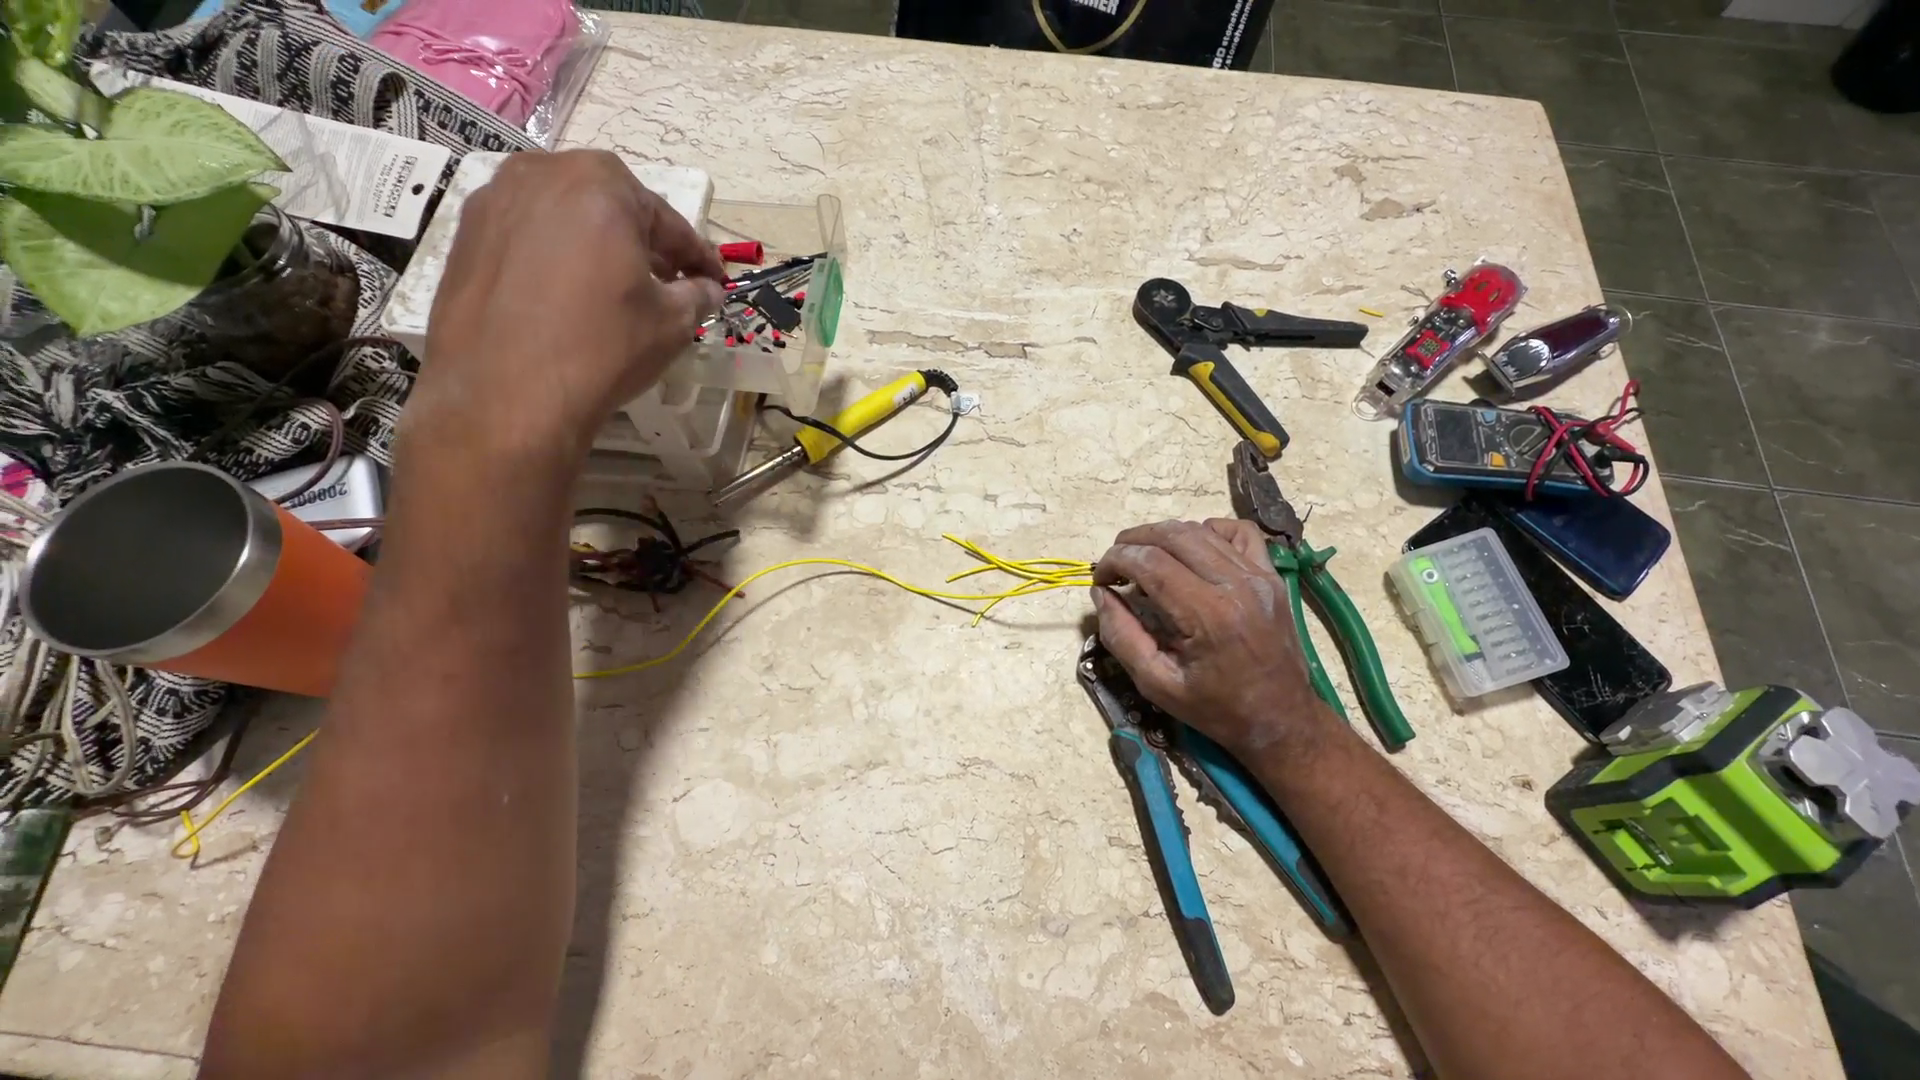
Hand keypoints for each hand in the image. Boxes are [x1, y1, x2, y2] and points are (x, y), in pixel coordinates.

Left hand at [407, 150, 726, 463]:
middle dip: (643, 241)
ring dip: (595, 245)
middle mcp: (542, 174)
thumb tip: (707, 289)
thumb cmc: (602, 348)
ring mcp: (494, 200)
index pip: (666, 221)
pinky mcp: (464, 235)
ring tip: (614, 288)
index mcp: (601, 185)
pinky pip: (526, 236)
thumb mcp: (671, 323)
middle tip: (666, 281)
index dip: (696, 256)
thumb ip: (696, 295)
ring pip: (564, 216)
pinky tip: (565, 295)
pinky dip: (553, 257)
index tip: (713, 280)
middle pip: (610, 205)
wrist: (506, 394)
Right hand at [1091, 519, 1337, 755]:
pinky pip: (1239, 532)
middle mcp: (1235, 585)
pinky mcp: (1271, 575)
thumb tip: (1101, 594)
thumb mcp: (1156, 684)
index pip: (1150, 563)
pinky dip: (1208, 531)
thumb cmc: (1216, 708)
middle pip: (1173, 536)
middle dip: (1132, 541)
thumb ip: (1121, 636)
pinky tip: (1191, 551)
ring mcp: (1259, 576)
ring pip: (1201, 530)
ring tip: (1144, 558)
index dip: (1116, 561)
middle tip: (1114, 564)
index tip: (1100, 579)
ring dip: (1163, 536)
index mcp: (1207, 615)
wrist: (1281, 718)